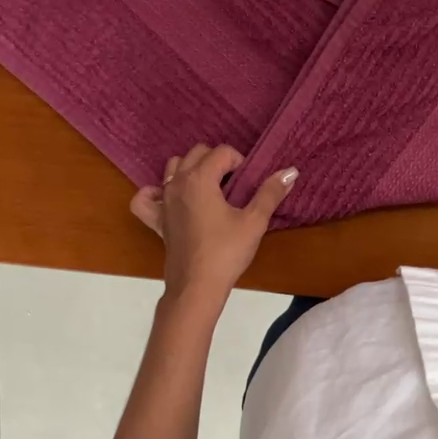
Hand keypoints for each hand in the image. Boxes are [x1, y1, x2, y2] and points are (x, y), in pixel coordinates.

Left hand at [129, 144, 296, 299]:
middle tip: (235, 186)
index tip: (250, 183)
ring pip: (172, 168)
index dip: (240, 162)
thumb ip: (270, 193)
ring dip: (191, 170)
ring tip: (210, 189)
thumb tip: (291, 171)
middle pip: (196, 153)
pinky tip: (170, 199)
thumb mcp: (254, 222)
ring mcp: (163, 201)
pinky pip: (146, 197)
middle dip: (217, 162)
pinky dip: (156, 193)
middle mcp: (177, 183)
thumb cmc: (227, 252)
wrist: (197, 286)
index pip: (222, 152)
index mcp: (199, 178)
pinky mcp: (156, 220)